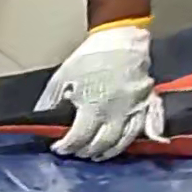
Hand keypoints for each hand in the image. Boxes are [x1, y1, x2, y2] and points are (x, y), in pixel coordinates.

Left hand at [35, 22, 164, 160]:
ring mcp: (136, 103)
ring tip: (97, 156)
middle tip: (76, 153)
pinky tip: (129, 144)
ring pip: (126, 137)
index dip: (66, 147)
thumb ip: (50, 105)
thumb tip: (42, 124)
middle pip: (103, 141)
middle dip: (87, 151)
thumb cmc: (87, 59)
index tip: (58, 148)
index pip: (79, 137)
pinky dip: (141, 135)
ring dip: (110, 150)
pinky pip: (149, 121)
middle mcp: (118, 108)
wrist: (120, 36)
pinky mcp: (149, 96)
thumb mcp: (59, 82)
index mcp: (93, 105)